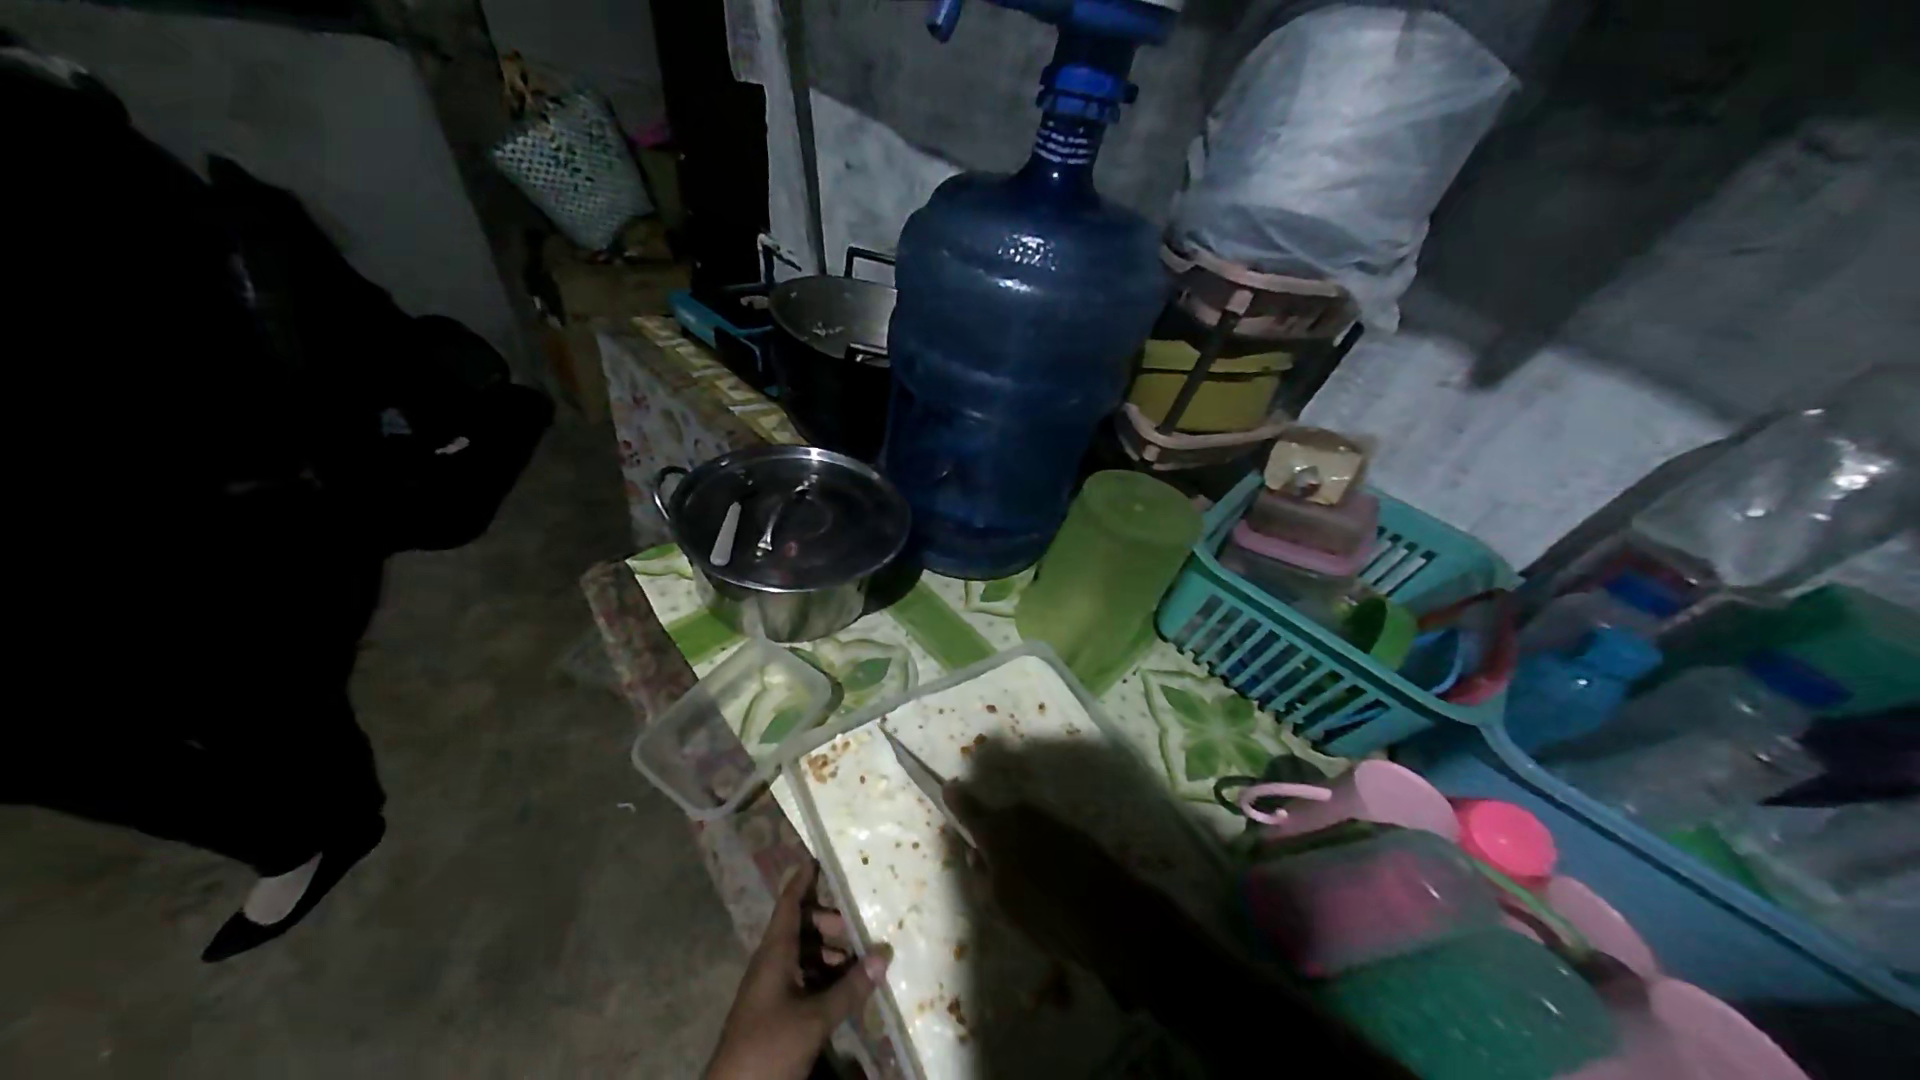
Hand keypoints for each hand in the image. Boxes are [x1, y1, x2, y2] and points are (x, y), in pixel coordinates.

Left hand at [703, 862, 888, 1079]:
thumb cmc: (768, 1047)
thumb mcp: (815, 1018)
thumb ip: (850, 987)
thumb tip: (884, 954)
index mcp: (774, 953)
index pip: (789, 904)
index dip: (803, 880)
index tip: (816, 857)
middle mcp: (771, 963)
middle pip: (801, 928)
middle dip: (830, 924)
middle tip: (859, 930)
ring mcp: (770, 989)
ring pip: (803, 956)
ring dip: (830, 954)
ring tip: (858, 963)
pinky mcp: (774, 1013)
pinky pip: (801, 979)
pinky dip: (823, 977)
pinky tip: (844, 990)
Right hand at [943, 784, 1181, 1009]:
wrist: (1105, 912)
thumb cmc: (1041, 913)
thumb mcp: (998, 905)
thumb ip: (980, 876)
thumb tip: (977, 855)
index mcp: (996, 832)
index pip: (969, 810)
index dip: (957, 800)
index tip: (948, 786)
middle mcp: (1021, 816)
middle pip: (1000, 819)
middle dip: (994, 834)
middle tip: (994, 863)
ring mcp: (1050, 820)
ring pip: (1024, 827)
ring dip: (1020, 842)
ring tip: (1026, 876)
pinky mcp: (1073, 830)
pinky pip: (1045, 835)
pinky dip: (1041, 848)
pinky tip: (1049, 876)